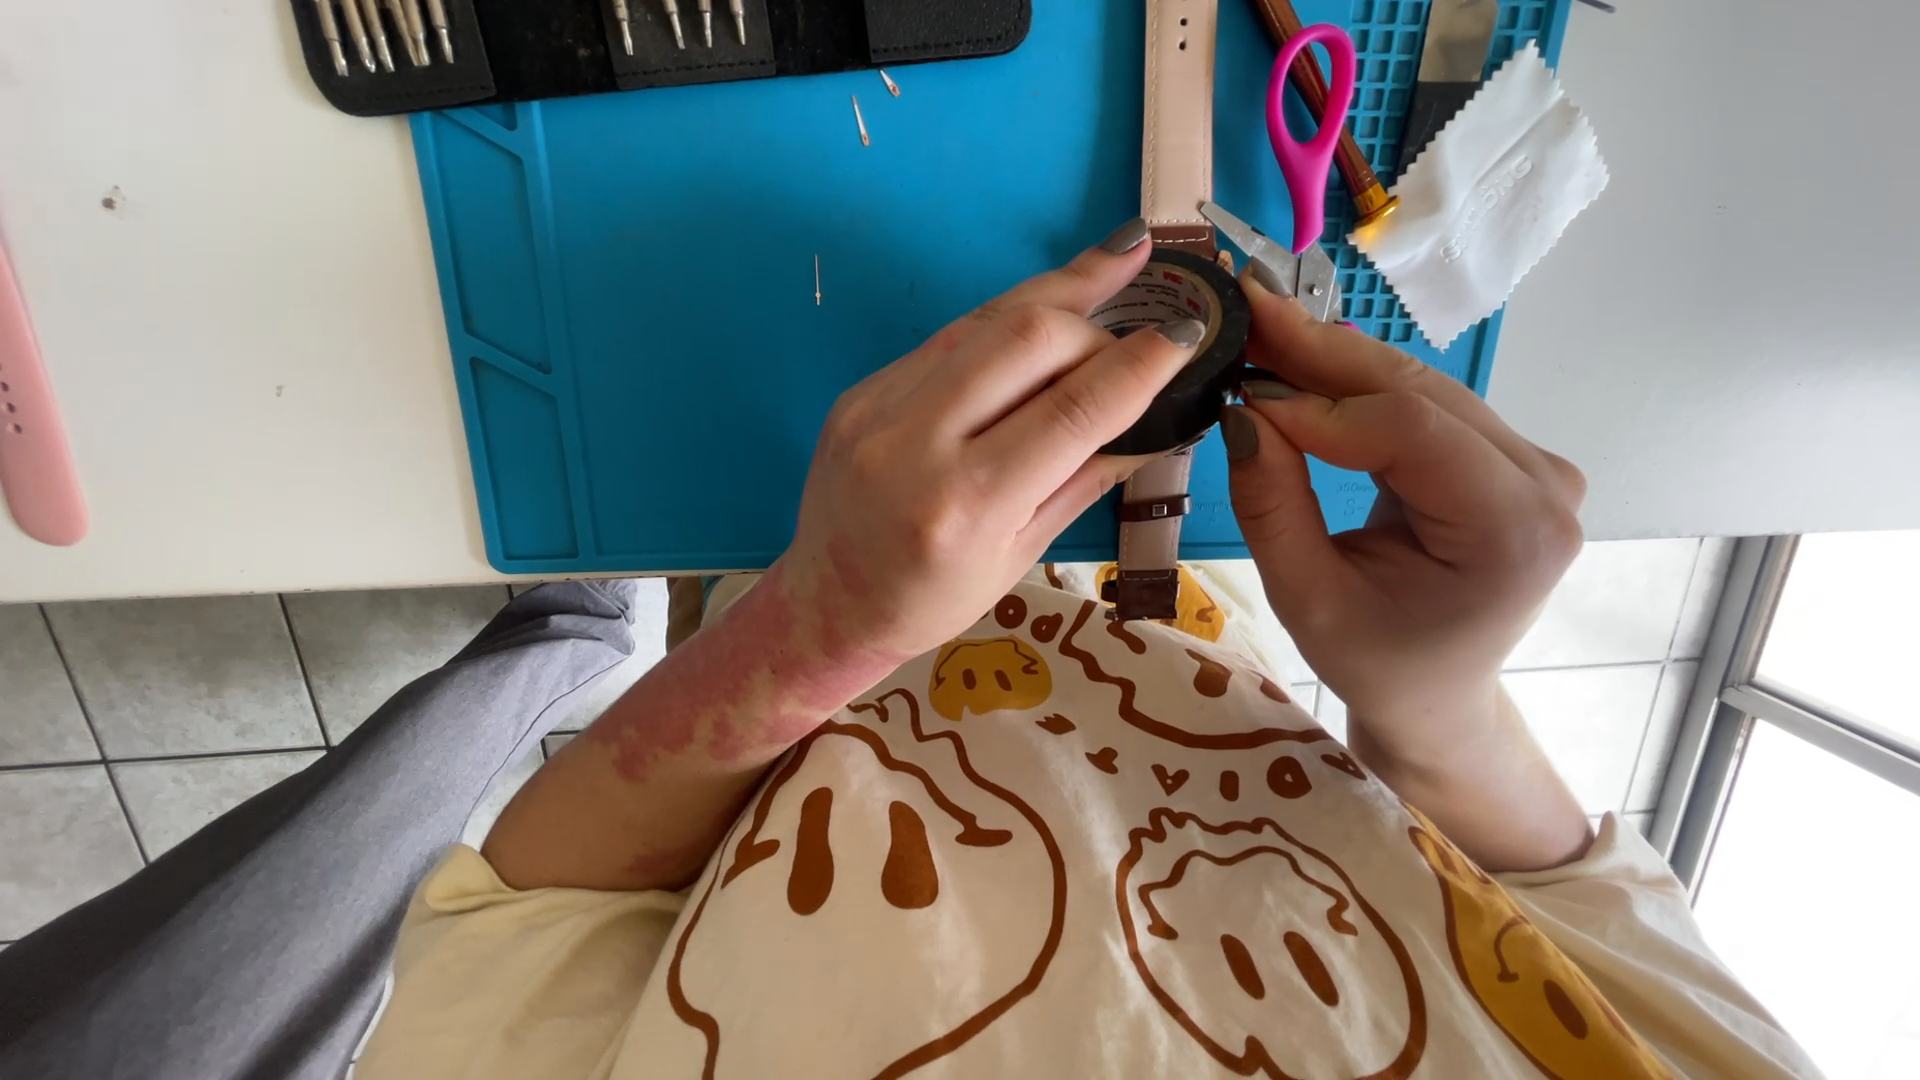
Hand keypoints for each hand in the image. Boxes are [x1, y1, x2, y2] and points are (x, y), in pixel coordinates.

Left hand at [777, 219, 1205, 666]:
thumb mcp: (1019, 555)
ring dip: (1056, 293)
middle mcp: (916, 444)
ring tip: (1114, 259)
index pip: (1073, 411)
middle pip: (1025, 338)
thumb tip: (1153, 419)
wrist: (828, 601)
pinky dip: (1004, 326)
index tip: (1186, 331)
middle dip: (1095, 320)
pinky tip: (1042, 317)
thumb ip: (1083, 478)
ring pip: (983, 320)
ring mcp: (878, 407)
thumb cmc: (931, 600)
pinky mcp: (861, 389)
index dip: (1139, 364)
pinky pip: (947, 340)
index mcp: (966, 505)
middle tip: (1139, 321)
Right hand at [1222, 275, 1590, 868]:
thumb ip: (1272, 505)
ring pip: (1418, 387)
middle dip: (1321, 353)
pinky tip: (1304, 364)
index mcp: (1510, 529)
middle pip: (1417, 391)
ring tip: (1262, 330)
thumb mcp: (1305, 596)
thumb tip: (1240, 413)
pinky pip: (1420, 406)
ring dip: (1334, 361)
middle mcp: (1539, 481)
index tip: (1237, 391)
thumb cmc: (1372, 660)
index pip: (1406, 431)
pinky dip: (1354, 386)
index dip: (1314, 404)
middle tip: (1245, 310)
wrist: (1433, 695)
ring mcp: (1529, 464)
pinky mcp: (1501, 458)